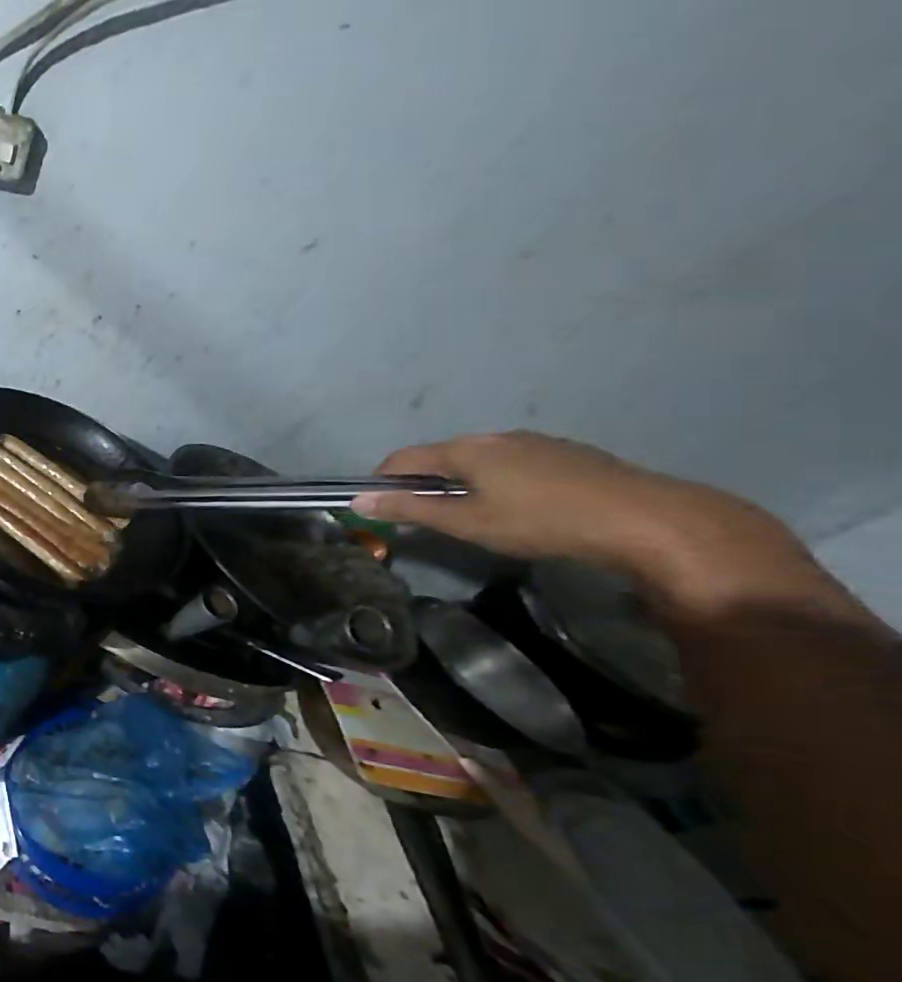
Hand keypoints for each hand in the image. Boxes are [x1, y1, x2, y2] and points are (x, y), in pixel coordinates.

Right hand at [353, 432, 815, 610]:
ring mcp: (534, 442)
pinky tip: (515, 508)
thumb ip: (411, 509)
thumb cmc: (541, 522)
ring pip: (477, 458)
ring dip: (459, 482)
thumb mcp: (467, 522)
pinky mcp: (565, 454)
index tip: (380, 507)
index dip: (383, 480)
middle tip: (424, 518)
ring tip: (469, 516)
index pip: (404, 457)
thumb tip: (359, 500)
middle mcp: (495, 436)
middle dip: (421, 482)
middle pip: (440, 455)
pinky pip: (510, 462)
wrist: (644, 519)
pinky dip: (493, 480)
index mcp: (466, 449)